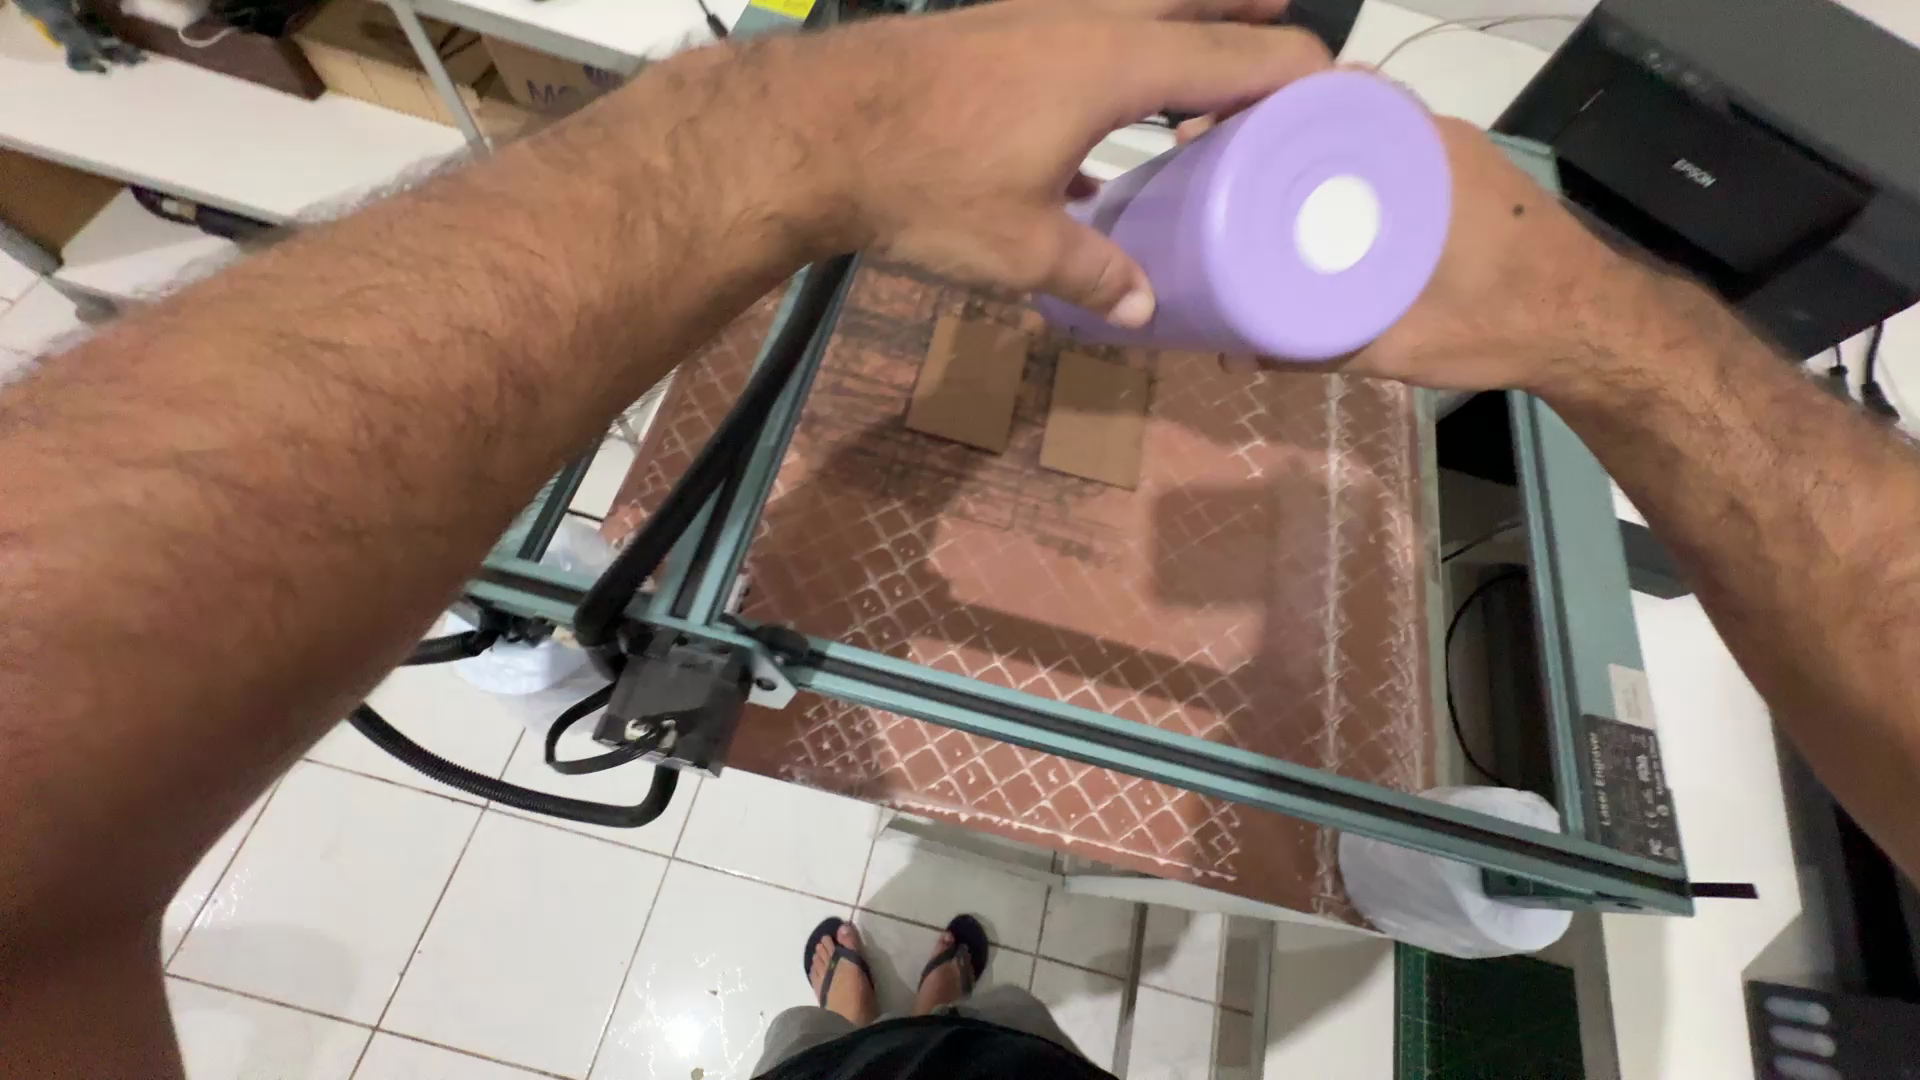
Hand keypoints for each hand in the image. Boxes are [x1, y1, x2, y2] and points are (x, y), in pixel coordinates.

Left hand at [724, 0, 1333, 327]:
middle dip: (1243, 23)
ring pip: (1129, 12)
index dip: (1291, 70)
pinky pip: (1075, 38)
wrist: (820, 135)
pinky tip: (1095, 128)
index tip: (1332, 90)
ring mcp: (1033, 15)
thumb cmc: (931, 188)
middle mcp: (1085, 18)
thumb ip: (1091, 274)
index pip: (1231, 56)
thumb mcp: (1020, 249)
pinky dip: (1105, 70)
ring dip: (1172, 40)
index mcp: (1113, 63)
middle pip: (1191, 4)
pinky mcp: (991, 35)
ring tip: (1193, 85)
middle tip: (1278, 51)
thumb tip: (1140, 310)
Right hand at [1182, 107, 1643, 390]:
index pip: (1330, 99)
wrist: (1589, 327)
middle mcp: (1432, 138)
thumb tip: (1229, 354)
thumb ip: (1310, 350)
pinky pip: (1378, 155)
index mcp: (1421, 157)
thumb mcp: (1395, 347)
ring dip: (1299, 150)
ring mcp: (1444, 154)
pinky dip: (1334, 169)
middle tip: (1208, 162)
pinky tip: (1300, 210)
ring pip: (1355, 132)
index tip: (1211, 134)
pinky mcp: (1451, 176)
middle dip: (1267, 128)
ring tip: (1239, 184)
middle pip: (1333, 111)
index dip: (1263, 109)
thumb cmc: (1499, 328)